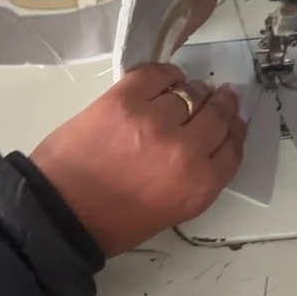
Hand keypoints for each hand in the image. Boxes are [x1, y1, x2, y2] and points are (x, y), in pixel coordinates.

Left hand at [30, 64, 246, 255]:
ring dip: (194, 91)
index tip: (234, 120)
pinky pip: (157, 74)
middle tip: (220, 96)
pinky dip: (167, 74)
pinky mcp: (124, 99)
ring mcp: (154, 121)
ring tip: (189, 91)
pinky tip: (167, 79)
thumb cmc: (113, 221)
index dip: (235, 130)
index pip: (232, 148)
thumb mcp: (172, 211)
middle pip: (216, 116)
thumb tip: (203, 144)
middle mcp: (185, 151)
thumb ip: (196, 178)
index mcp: (199, 186)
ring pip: (190, 93)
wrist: (60, 211)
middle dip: (221, 105)